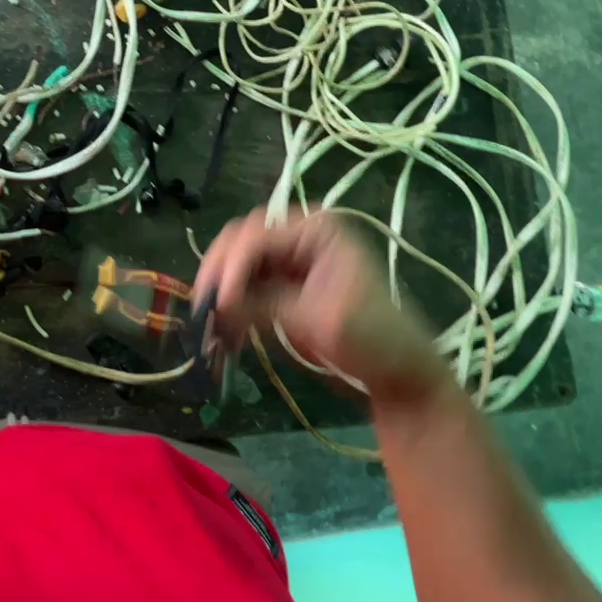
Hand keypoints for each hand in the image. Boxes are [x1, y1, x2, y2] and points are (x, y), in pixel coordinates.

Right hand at [193, 209, 448, 406]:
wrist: (399, 373)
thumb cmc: (374, 341)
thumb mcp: (320, 321)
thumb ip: (266, 303)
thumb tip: (218, 301)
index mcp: (317, 228)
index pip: (258, 235)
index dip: (233, 266)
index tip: (217, 303)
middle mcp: (298, 232)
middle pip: (240, 240)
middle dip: (219, 273)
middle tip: (202, 308)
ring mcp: (288, 256)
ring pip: (235, 260)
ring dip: (219, 289)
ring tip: (207, 321)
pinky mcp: (281, 281)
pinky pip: (243, 283)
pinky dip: (229, 303)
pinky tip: (220, 328)